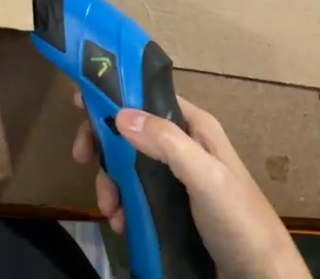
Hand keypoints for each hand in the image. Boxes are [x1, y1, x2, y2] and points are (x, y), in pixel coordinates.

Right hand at [73, 94, 309, 278]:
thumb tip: (119, 114)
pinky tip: (121, 223)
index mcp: (194, 127)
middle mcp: (183, 146)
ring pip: (127, 165)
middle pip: (129, 131)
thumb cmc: (241, 223)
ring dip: (111, 183)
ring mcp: (175, 179)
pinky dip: (121, 205)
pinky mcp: (171, 209)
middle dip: (103, 146)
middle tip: (80, 159)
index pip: (146, 96)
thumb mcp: (207, 178)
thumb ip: (167, 143)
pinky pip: (135, 195)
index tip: (79, 103)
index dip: (113, 95)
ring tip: (110, 211)